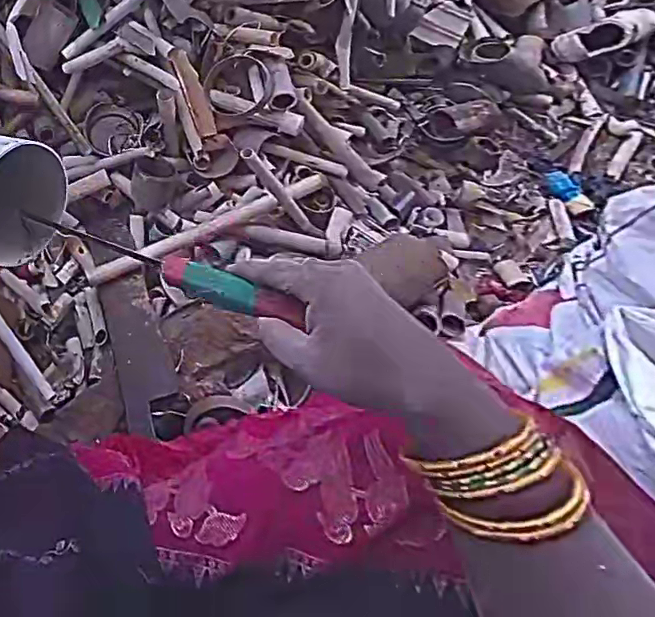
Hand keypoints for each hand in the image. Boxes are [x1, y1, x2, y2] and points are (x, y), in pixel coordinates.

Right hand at [231, 256, 494, 429]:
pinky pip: (328, 286)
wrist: (432, 385)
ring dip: (291, 295)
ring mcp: (358, 276)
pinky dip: (311, 299)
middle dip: (267, 285)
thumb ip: (274, 336)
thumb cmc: (366, 373)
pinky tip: (313, 324)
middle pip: (289, 270)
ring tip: (284, 324)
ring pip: (309, 278)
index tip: (222, 275)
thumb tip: (263, 320)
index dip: (243, 273)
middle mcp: (338, 268)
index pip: (270, 269)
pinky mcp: (370, 290)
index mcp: (320, 280)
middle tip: (249, 304)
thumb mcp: (308, 362)